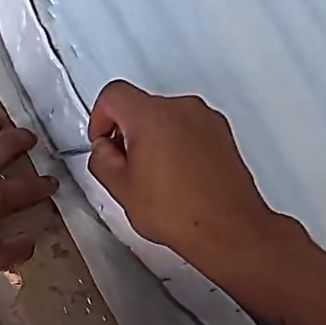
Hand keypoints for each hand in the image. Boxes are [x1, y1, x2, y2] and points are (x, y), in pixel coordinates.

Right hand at [87, 80, 298, 268]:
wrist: (226, 228)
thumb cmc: (181, 212)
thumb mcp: (122, 190)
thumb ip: (102, 161)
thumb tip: (102, 152)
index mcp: (151, 116)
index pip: (113, 96)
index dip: (99, 118)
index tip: (101, 137)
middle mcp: (182, 109)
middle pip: (142, 106)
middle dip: (128, 133)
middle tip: (123, 165)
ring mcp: (206, 120)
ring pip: (168, 118)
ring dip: (154, 141)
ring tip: (152, 180)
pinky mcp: (222, 134)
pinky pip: (190, 130)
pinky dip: (178, 146)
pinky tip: (175, 180)